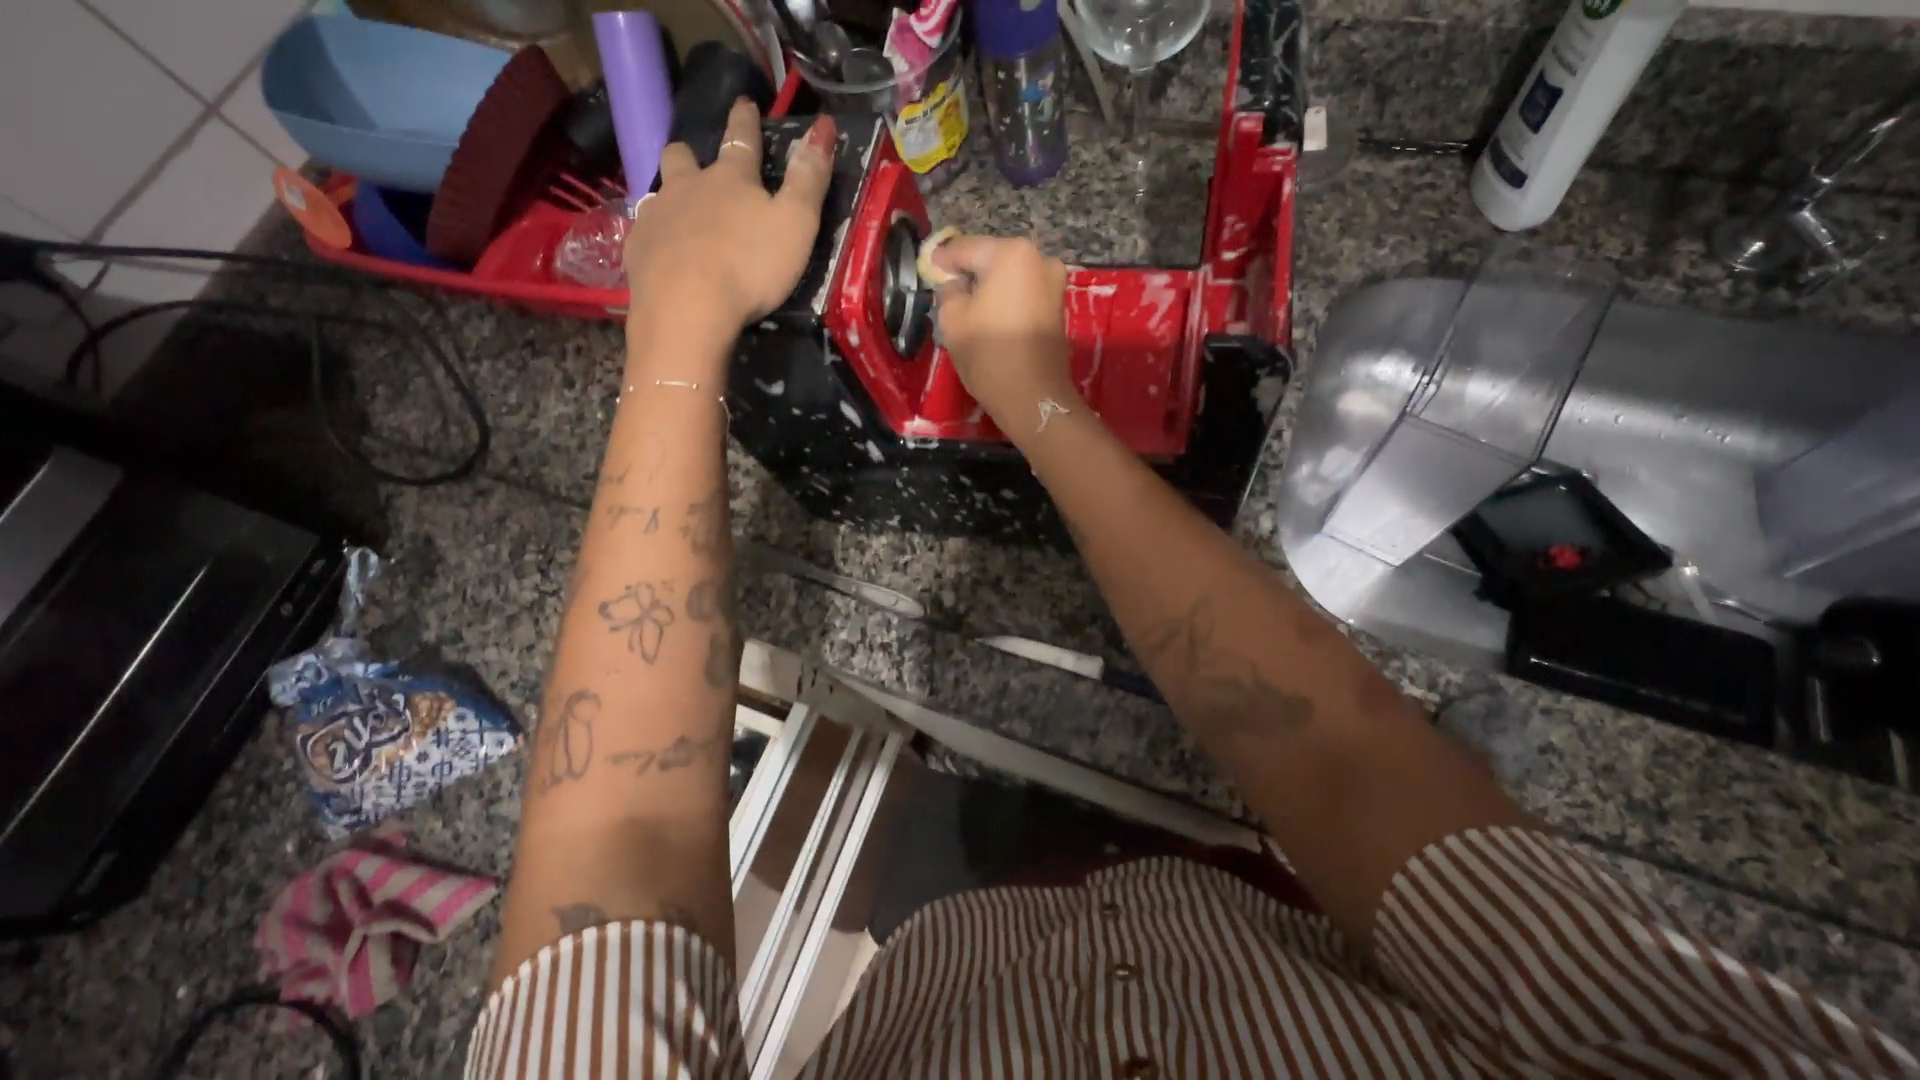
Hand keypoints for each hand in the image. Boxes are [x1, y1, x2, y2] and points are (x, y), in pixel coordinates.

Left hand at [624, 100, 835, 352]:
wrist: (687, 309)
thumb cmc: (750, 266)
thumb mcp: (796, 222)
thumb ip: (809, 177)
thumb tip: (823, 126)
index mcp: (730, 178)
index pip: (741, 138)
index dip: (745, 120)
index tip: (744, 104)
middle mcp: (688, 187)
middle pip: (682, 157)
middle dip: (691, 155)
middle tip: (697, 164)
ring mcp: (657, 216)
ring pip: (658, 191)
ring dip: (670, 195)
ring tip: (680, 212)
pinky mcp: (637, 249)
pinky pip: (644, 232)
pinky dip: (656, 236)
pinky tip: (663, 252)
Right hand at [931, 235, 1076, 433]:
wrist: (1034, 397)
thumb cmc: (989, 354)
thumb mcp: (953, 318)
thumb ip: (949, 289)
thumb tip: (954, 282)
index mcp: (1010, 253)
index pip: (966, 248)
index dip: (943, 259)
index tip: (928, 268)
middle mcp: (1038, 258)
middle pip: (992, 257)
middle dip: (969, 270)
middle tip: (946, 285)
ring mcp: (1053, 281)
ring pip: (1010, 274)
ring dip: (989, 284)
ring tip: (967, 302)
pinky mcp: (1058, 304)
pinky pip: (1023, 291)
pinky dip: (1006, 297)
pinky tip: (989, 312)